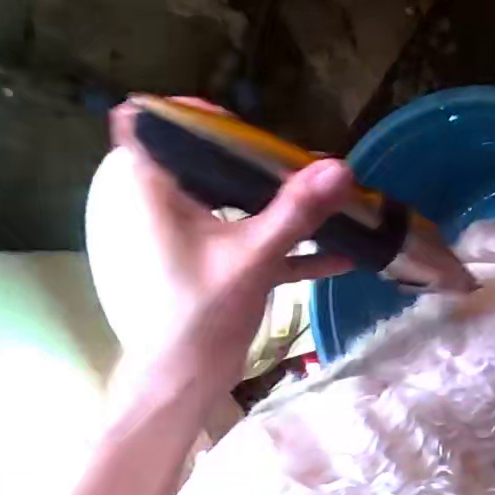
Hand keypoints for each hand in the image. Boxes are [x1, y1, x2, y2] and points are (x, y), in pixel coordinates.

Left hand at [86, 98, 359, 386]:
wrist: (187, 378)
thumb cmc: (201, 313)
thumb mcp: (253, 257)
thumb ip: (296, 212)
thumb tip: (340, 168)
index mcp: (155, 188)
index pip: (154, 120)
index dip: (195, 115)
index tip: (245, 131)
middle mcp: (170, 203)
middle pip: (208, 158)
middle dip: (258, 161)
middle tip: (298, 167)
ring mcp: (197, 235)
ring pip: (236, 199)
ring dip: (280, 201)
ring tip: (326, 201)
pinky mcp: (220, 263)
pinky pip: (255, 240)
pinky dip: (290, 244)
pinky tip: (336, 256)